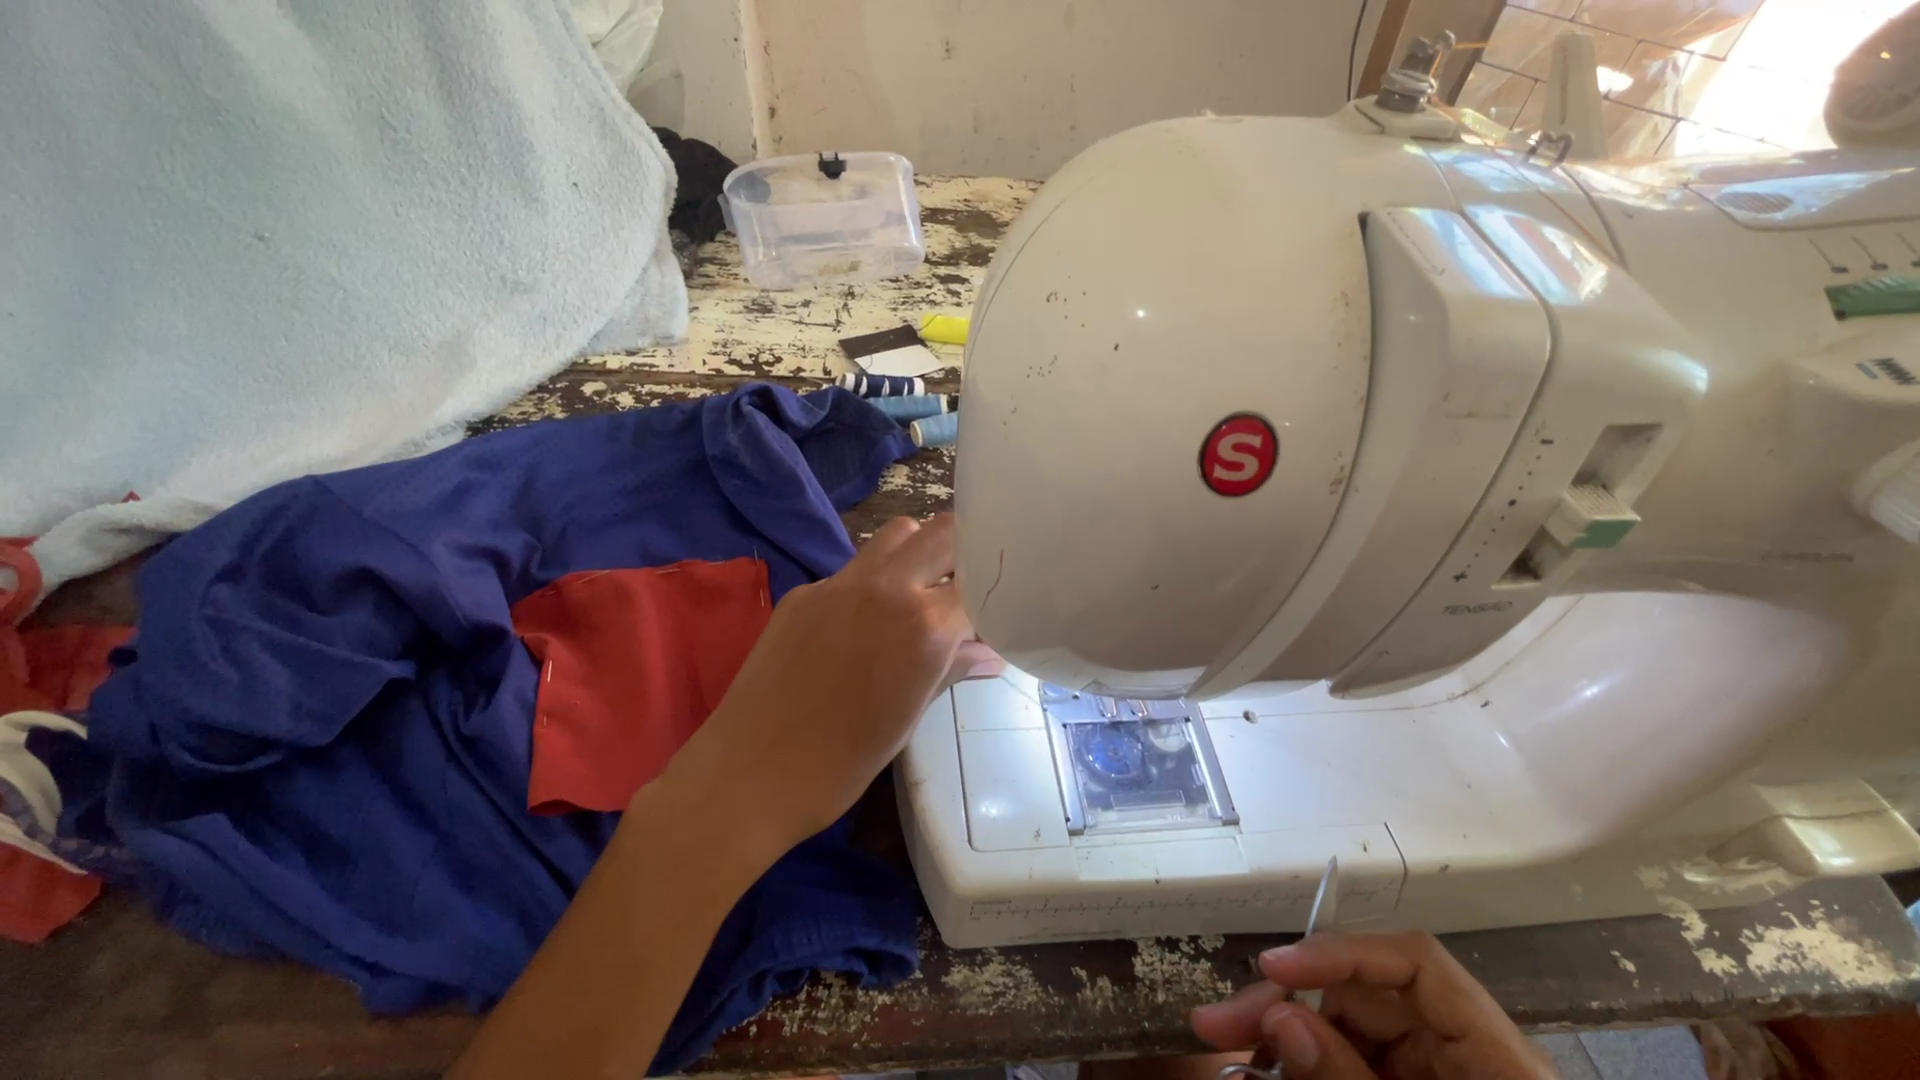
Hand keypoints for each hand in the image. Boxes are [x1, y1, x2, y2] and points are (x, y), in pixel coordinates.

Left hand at [662, 514, 1001, 854]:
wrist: (747, 775)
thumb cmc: (841, 763)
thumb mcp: (908, 717)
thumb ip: (952, 669)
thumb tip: (990, 654)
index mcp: (922, 625)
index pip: (979, 583)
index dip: (995, 593)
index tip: (1002, 607)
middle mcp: (885, 588)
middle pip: (942, 532)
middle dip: (965, 551)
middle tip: (969, 586)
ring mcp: (838, 584)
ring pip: (896, 535)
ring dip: (918, 552)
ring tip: (920, 596)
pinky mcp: (803, 592)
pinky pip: (853, 567)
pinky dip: (874, 580)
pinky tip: (865, 624)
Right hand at [1190, 931, 1555, 1079]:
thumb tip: (1278, 1016)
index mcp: (1496, 1056)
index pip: (1415, 963)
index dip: (1340, 953)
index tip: (1271, 967)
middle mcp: (1462, 1051)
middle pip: (1363, 995)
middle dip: (1285, 1003)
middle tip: (1217, 1025)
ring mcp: (1431, 1074)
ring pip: (1344, 1027)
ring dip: (1283, 1036)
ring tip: (1232, 1056)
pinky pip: (1347, 1062)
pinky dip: (1303, 1066)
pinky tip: (1262, 1073)